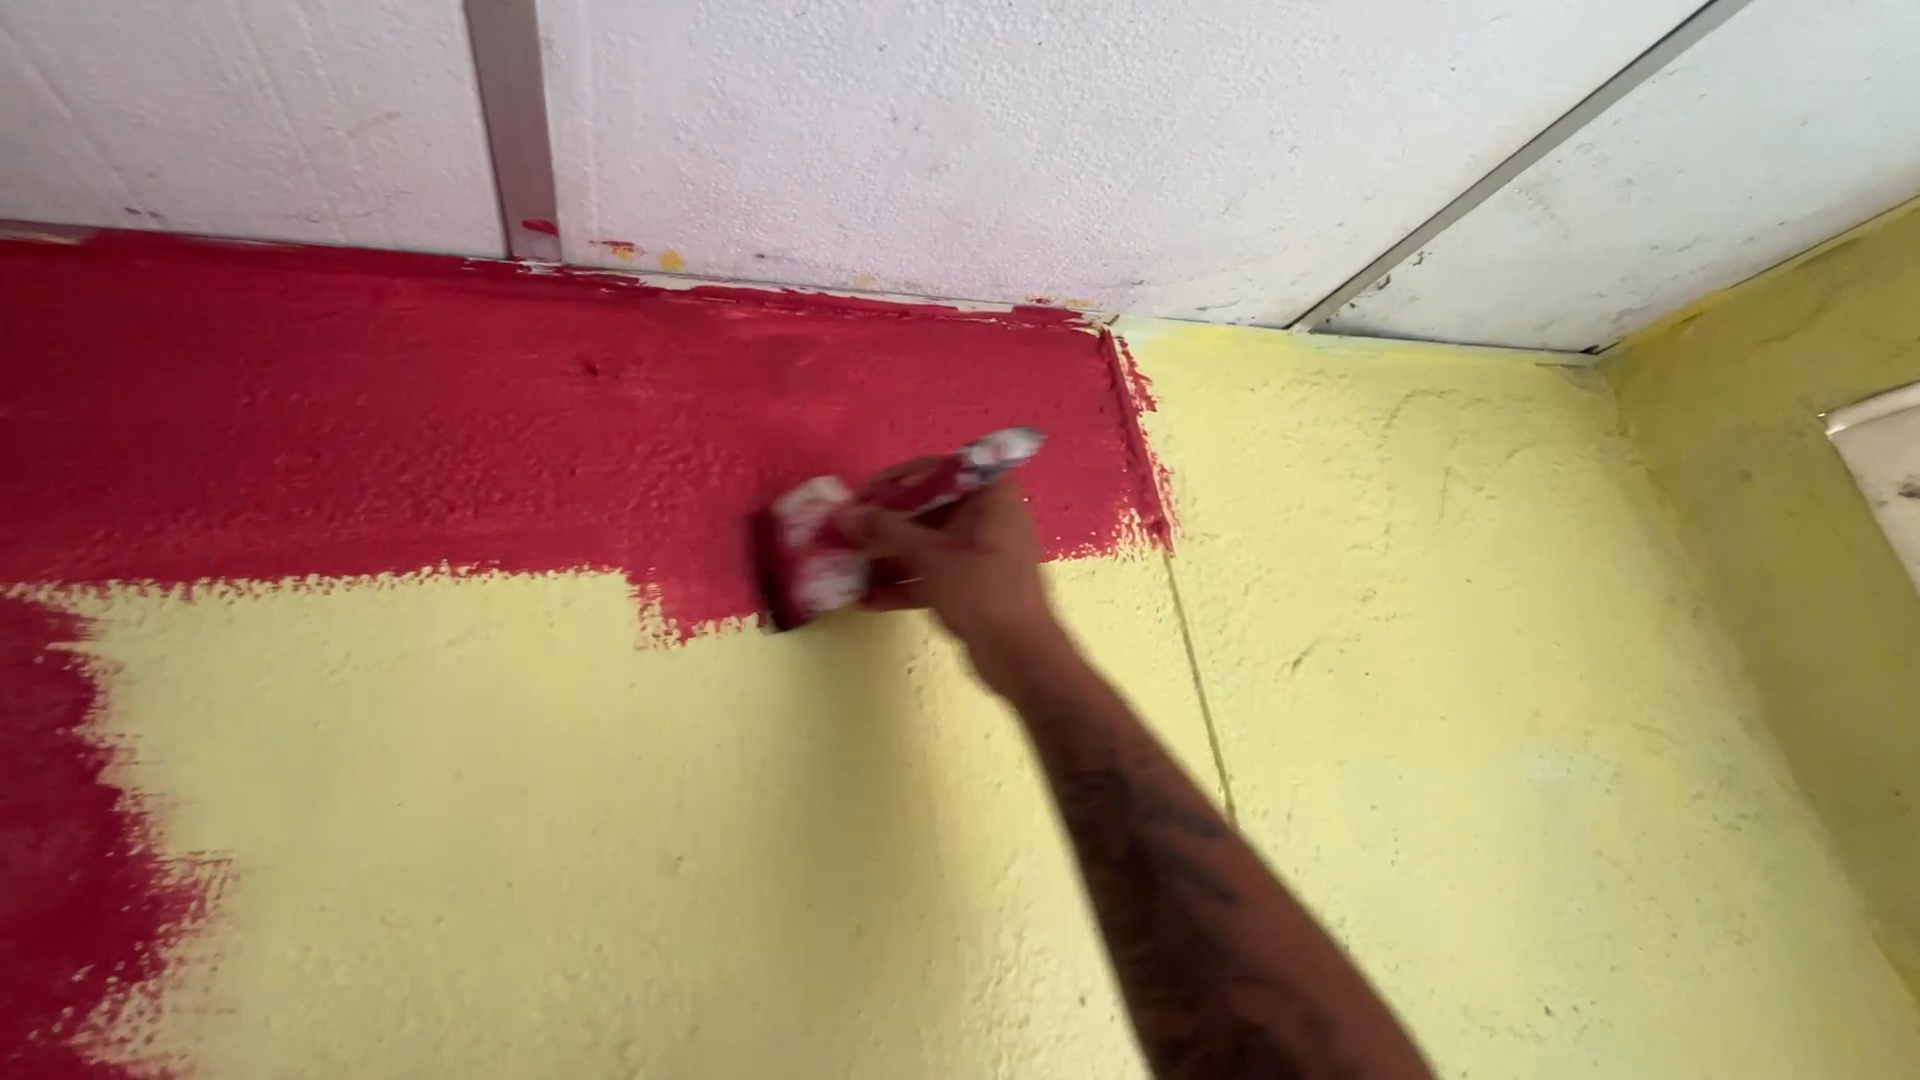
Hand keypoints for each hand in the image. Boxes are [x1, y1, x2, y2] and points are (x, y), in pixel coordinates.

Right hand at [860, 467, 1074, 697]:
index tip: (857, 499)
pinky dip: (905, 583)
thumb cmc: (982, 592)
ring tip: (848, 567)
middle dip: (884, 526)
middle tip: (846, 534)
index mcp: (990, 494)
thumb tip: (845, 515)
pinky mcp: (974, 584)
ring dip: (889, 557)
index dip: (892, 484)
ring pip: (928, 544)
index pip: (934, 473)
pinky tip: (867, 599)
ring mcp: (982, 552)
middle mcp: (989, 515)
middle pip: (927, 510)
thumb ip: (885, 531)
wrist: (1022, 657)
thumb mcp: (930, 556)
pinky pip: (934, 573)